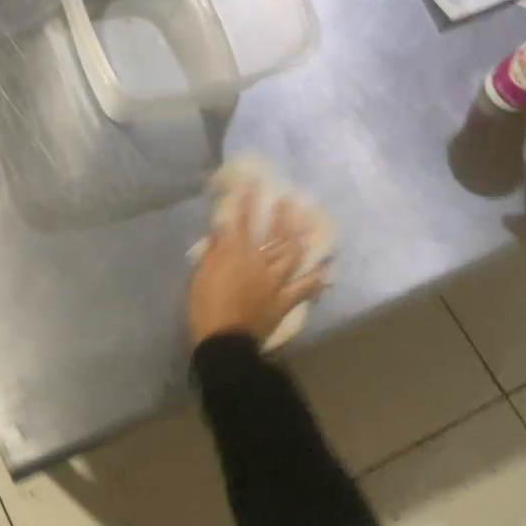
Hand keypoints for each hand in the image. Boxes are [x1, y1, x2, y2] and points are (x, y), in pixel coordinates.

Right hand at [188, 194, 328, 347]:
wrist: (223, 342)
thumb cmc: (205, 307)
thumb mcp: (200, 276)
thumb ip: (213, 252)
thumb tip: (222, 230)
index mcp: (234, 255)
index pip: (240, 222)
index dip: (246, 201)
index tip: (251, 183)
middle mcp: (259, 263)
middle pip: (274, 235)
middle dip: (281, 216)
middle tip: (289, 200)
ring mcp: (275, 282)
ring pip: (291, 255)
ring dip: (300, 237)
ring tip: (309, 224)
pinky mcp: (283, 301)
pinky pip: (302, 289)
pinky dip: (315, 279)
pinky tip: (325, 270)